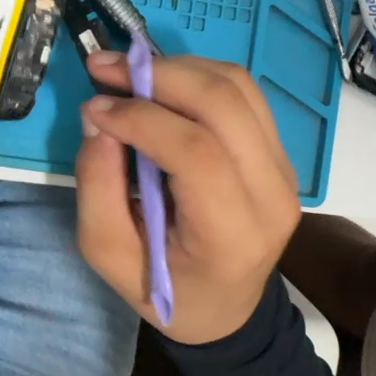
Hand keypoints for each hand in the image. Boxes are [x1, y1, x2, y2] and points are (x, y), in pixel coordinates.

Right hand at [74, 53, 300, 344]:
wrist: (224, 308)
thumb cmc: (163, 286)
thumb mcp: (108, 254)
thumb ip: (96, 187)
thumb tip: (98, 119)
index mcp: (231, 235)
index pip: (197, 154)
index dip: (141, 119)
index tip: (93, 108)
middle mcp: (271, 195)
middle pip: (223, 105)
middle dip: (157, 74)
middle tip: (103, 69)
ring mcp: (282, 169)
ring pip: (236, 87)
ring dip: (176, 68)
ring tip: (127, 73)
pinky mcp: (278, 150)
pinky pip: (242, 91)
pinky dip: (195, 75)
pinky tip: (159, 84)